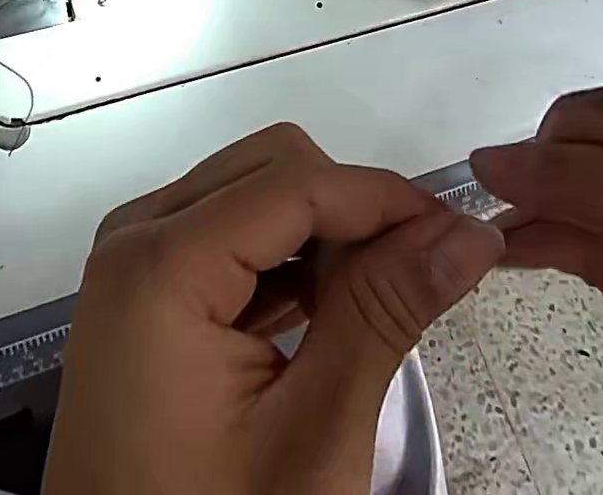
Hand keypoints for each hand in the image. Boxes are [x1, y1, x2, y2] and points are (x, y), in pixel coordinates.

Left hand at [46, 124, 503, 494]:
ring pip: (255, 185)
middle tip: (402, 282)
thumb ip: (384, 313)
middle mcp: (139, 232)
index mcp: (161, 262)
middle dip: (349, 209)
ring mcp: (137, 250)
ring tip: (362, 306)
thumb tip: (465, 234)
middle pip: (272, 166)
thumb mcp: (311, 436)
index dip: (384, 197)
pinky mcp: (146, 275)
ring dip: (321, 231)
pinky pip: (231, 223)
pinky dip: (286, 253)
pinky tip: (316, 311)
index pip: (295, 183)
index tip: (456, 231)